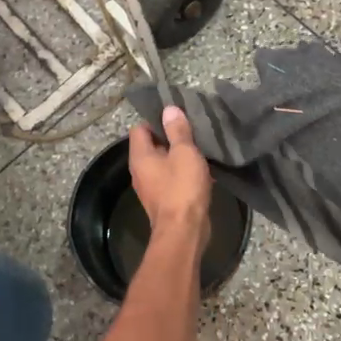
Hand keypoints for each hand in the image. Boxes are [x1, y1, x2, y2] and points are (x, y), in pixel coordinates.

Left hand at [129, 106, 212, 251]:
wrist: (184, 231)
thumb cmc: (182, 188)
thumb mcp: (184, 153)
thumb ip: (178, 130)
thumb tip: (169, 109)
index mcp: (140, 157)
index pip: (139, 128)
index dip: (156, 120)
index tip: (176, 118)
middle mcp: (140, 171)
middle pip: (151, 145)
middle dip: (170, 137)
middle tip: (192, 130)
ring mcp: (151, 187)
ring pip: (163, 163)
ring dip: (178, 156)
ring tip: (199, 148)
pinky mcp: (164, 200)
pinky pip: (171, 178)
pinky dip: (182, 172)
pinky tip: (201, 171)